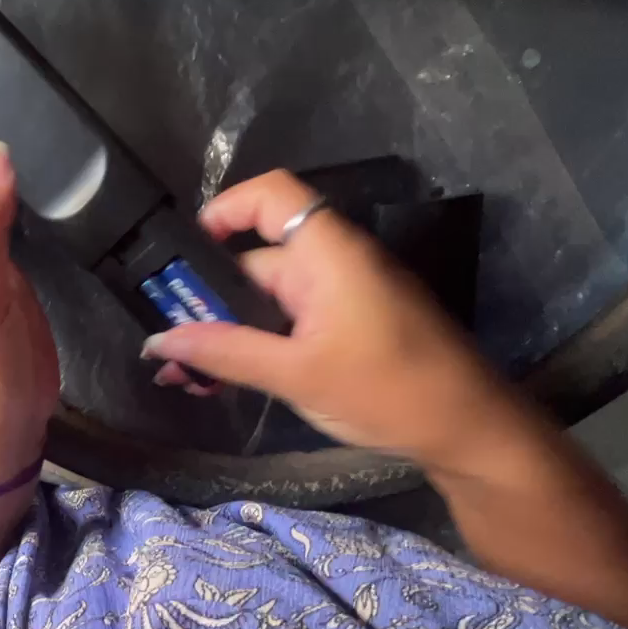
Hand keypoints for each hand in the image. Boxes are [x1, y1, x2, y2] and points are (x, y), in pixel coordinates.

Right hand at [141, 170, 537, 473]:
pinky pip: (279, 325)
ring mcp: (333, 299)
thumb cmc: (388, 391)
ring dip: (218, 333)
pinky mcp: (338, 329)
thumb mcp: (296, 374)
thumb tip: (159, 342)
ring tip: (179, 374)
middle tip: (163, 344)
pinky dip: (245, 346)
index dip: (223, 210)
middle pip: (252, 261)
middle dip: (202, 300)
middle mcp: (328, 266)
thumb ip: (225, 353)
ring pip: (260, 301)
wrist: (467, 431)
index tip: (182, 254)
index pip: (272, 197)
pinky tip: (212, 380)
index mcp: (327, 255)